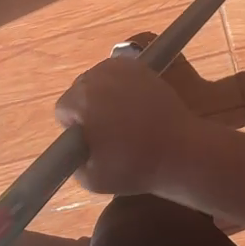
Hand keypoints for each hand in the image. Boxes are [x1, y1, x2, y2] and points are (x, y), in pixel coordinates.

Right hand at [54, 58, 202, 194]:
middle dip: (89, 109)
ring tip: (125, 120)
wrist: (181, 150)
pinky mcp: (141, 67)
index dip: (75, 128)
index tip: (94, 142)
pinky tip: (135, 106)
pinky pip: (117, 74)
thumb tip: (73, 146)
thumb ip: (72, 160)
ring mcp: (121, 67)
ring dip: (104, 96)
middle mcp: (98, 76)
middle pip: (79, 91)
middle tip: (110, 132)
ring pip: (98, 80)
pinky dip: (121, 87)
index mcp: (82, 99)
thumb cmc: (135, 166)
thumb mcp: (91, 178)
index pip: (63, 109)